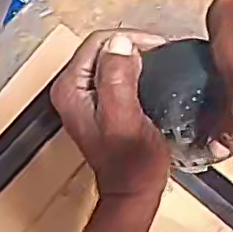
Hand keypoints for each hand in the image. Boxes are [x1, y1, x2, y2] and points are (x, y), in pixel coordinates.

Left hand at [51, 29, 171, 200]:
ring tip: (160, 63)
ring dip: (135, 59)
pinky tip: (151, 78)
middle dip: (133, 46)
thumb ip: (117, 78)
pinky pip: (116, 76)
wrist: (133, 192)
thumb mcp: (125, 117)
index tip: (158, 48)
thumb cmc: (132, 163)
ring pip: (110, 62)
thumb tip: (120, 43)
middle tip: (162, 54)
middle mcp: (71, 91)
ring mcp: (85, 99)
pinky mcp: (101, 107)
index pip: (98, 42)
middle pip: (102, 49)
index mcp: (70, 90)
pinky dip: (134, 73)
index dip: (130, 39)